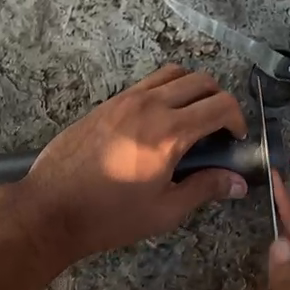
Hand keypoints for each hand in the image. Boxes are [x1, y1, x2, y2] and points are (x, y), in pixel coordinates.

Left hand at [8, 63, 246, 264]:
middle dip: (219, 100)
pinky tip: (161, 119)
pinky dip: (167, 89)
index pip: (220, 105)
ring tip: (192, 116)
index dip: (237, 118)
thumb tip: (239, 182)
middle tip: (219, 128)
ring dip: (193, 88)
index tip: (235, 138)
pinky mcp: (110, 101)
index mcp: (170, 132)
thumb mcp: (164, 211)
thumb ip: (205, 188)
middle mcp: (152, 105)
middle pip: (201, 82)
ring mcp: (128, 98)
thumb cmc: (109, 216)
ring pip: (174, 73)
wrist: (50, 208)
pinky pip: (149, 81)